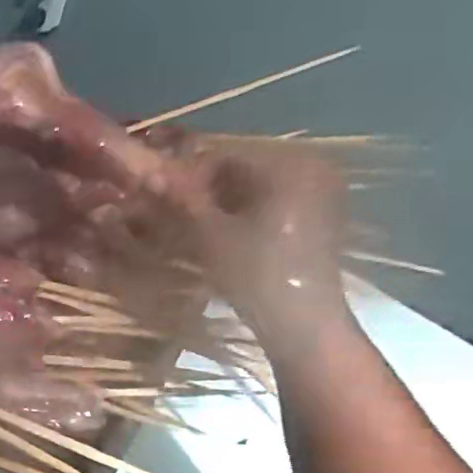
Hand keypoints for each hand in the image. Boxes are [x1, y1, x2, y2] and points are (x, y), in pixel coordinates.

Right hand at [168, 145, 349, 332]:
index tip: (157, 202)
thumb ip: (181, 201)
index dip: (185, 176)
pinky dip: (245, 214)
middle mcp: (314, 166)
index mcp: (288, 165)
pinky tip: (225, 238)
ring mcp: (322, 191)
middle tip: (171, 218)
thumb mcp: (208, 236)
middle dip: (204, 190)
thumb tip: (150, 173)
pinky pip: (274, 202)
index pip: (225, 155)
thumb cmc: (253, 272)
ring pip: (257, 187)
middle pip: (243, 170)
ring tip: (194, 231)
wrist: (301, 316)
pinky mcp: (321, 215)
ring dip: (222, 204)